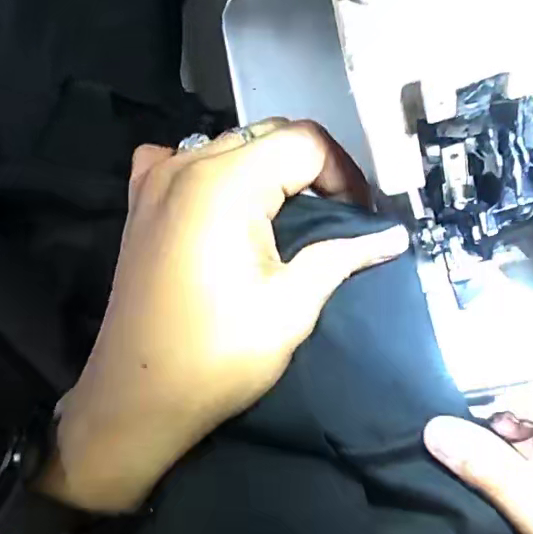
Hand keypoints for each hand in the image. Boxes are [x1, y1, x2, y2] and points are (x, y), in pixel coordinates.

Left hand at [44, 120, 407, 512]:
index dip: (345, 175)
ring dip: (272, 172)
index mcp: (225, 185)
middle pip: (270, 135)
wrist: (139, 397)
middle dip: (315, 171)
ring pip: (233, 145)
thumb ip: (342, 257)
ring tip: (292, 221)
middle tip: (336, 220)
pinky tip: (229, 208)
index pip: (306, 143)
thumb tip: (393, 236)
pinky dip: (220, 174)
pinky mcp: (140, 204)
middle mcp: (185, 166)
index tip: (359, 218)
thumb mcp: (292, 307)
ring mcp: (155, 181)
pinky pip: (187, 162)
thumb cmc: (217, 357)